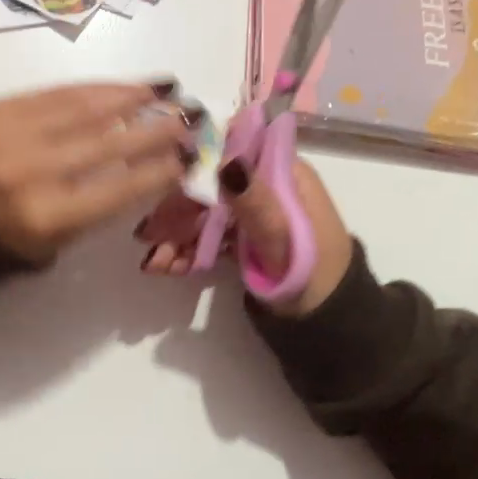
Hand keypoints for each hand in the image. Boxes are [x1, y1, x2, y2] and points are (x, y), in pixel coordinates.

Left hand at [0, 81, 196, 265]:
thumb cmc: (4, 235)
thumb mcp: (54, 242)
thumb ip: (99, 207)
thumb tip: (150, 167)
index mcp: (45, 215)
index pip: (116, 190)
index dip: (156, 172)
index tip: (187, 158)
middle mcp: (32, 171)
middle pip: (107, 145)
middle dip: (154, 130)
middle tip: (189, 119)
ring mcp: (15, 133)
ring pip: (85, 109)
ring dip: (130, 98)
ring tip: (165, 90)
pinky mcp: (3, 107)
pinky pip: (59, 92)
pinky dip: (96, 88)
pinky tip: (124, 86)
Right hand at [135, 155, 351, 316]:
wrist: (330, 331)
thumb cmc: (312, 278)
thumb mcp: (283, 241)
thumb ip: (255, 201)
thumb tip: (225, 158)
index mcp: (284, 173)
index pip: (232, 147)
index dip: (196, 158)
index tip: (165, 179)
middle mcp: (267, 184)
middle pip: (211, 182)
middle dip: (178, 207)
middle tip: (147, 235)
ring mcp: (254, 212)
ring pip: (204, 211)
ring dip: (176, 232)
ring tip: (153, 262)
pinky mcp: (245, 238)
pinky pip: (209, 235)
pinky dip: (187, 249)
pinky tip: (166, 267)